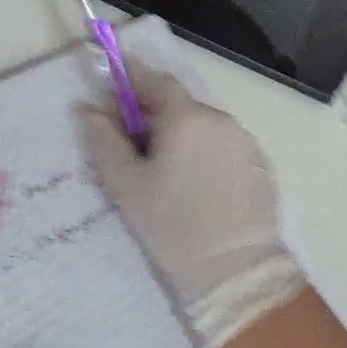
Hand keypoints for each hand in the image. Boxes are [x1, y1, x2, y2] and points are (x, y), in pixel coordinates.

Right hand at [78, 71, 305, 347]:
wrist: (234, 270)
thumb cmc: (172, 226)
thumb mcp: (126, 185)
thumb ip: (104, 141)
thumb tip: (86, 109)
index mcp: (186, 117)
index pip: (154, 80)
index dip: (131, 77)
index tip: (111, 80)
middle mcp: (220, 119)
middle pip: (179, 105)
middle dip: (153, 114)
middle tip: (130, 141)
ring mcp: (245, 141)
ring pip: (203, 127)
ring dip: (181, 135)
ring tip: (163, 171)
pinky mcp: (260, 165)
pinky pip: (224, 147)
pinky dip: (205, 153)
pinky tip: (195, 185)